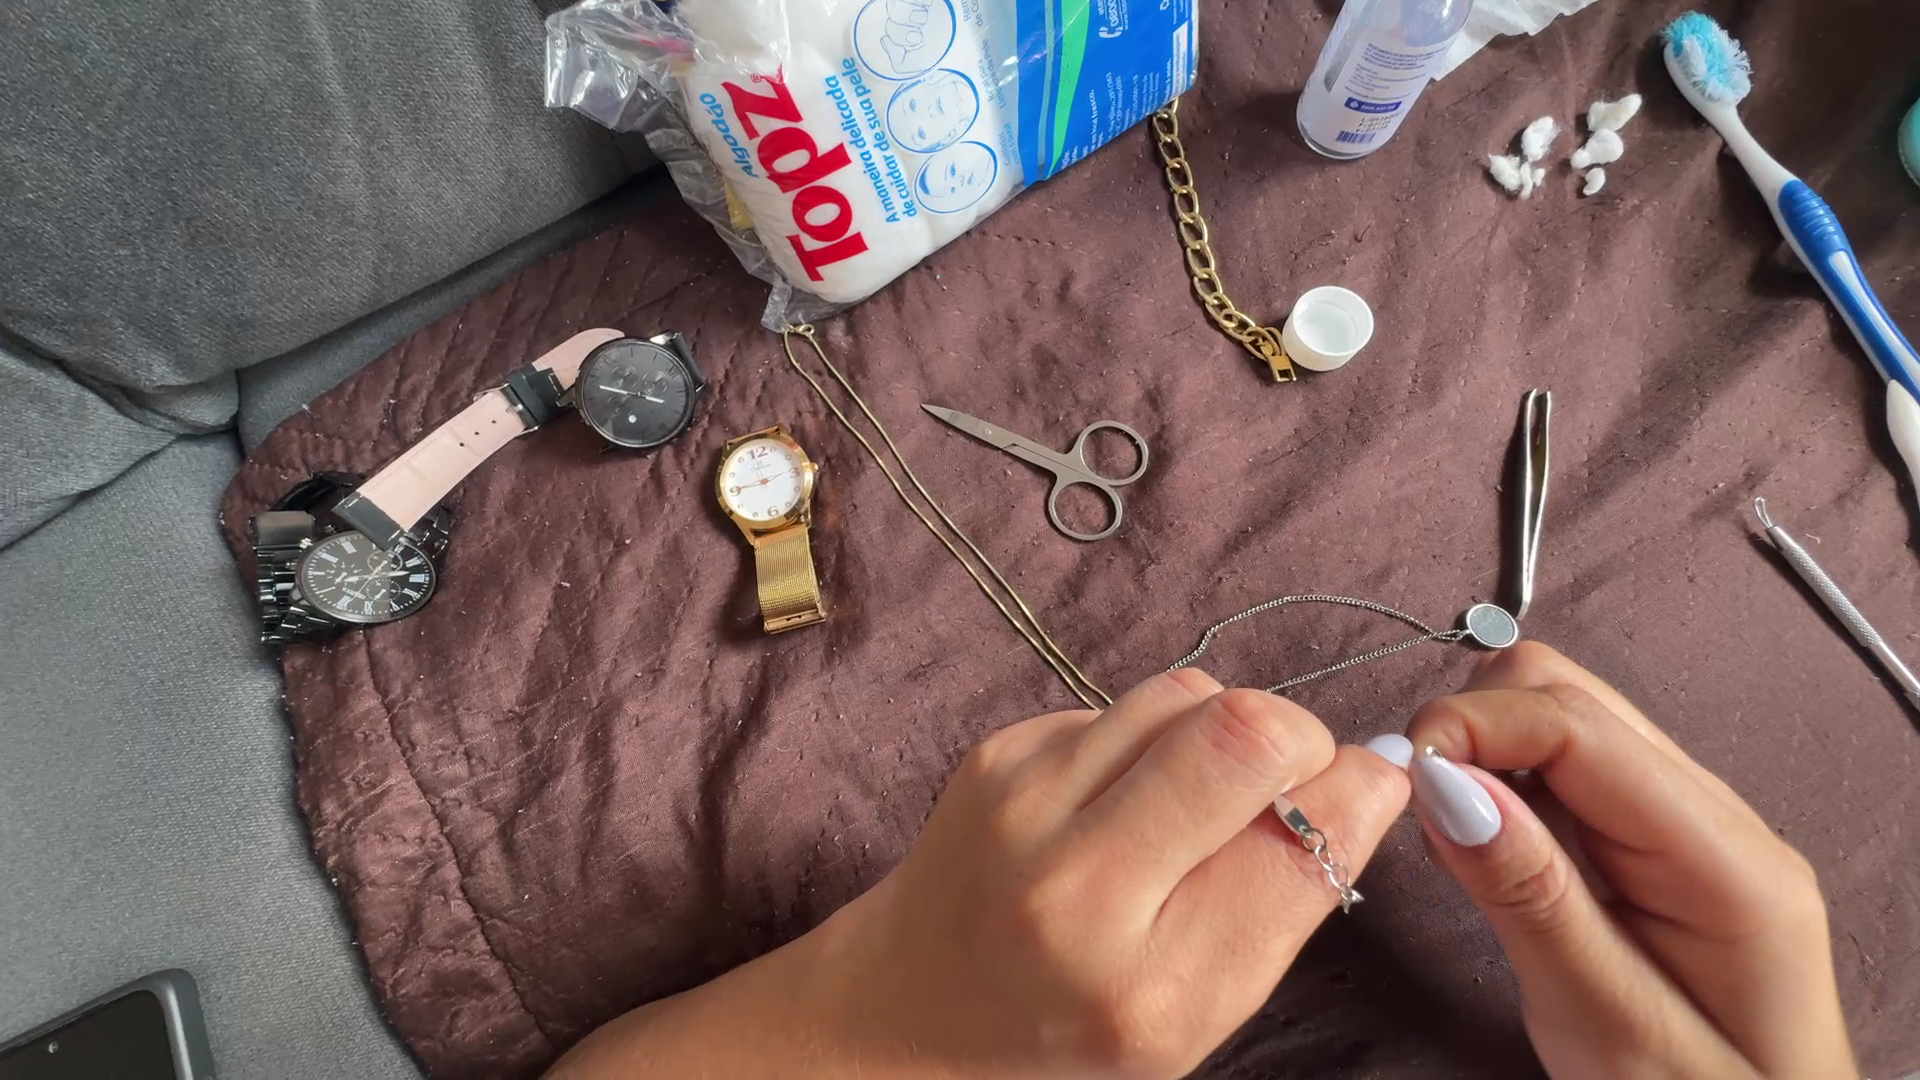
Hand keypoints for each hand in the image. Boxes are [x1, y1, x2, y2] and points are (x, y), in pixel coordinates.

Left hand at [549, 671, 1409, 1078]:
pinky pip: (1119, 704)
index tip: (1371, 777)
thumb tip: (1363, 777)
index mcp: (1145, 987)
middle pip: (1236, 730)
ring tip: (1198, 783)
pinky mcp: (996, 747)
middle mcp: (1076, 881)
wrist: (909, 1001)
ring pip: (1181, 693)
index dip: (1356, 793)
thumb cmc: (1061, 1031)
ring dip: (1221, 723)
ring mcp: (1022, 795)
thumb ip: (1274, 904)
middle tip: (1293, 766)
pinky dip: (1151, 732)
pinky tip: (1123, 786)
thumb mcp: (1186, 1015)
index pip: (1294, 846)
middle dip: (1295, 733)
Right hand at [1405, 642, 1854, 1078]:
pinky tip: (1483, 837)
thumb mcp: (1602, 1022)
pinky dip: (1487, 769)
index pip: (1575, 723)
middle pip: (1561, 688)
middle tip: (1431, 809)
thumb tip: (1441, 778)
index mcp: (1722, 859)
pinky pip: (1542, 752)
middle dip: (1470, 723)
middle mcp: (1705, 809)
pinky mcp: (1631, 822)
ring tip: (1458, 832)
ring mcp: (1671, 809)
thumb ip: (1527, 894)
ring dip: (1475, 744)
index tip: (1404, 776)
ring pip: (1546, 704)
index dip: (1470, 723)